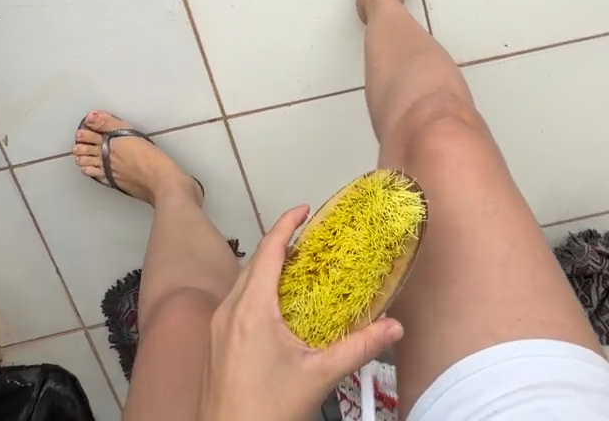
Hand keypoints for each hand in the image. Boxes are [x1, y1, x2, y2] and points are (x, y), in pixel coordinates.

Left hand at [199, 204, 404, 420]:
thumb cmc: (264, 414)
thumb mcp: (318, 377)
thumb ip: (358, 348)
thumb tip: (393, 328)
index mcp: (251, 308)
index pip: (269, 249)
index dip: (287, 223)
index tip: (305, 209)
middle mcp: (229, 310)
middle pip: (256, 261)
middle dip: (281, 243)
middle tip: (309, 238)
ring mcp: (218, 327)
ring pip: (244, 281)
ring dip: (268, 267)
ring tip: (297, 269)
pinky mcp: (215, 343)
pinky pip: (236, 301)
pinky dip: (257, 290)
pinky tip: (277, 308)